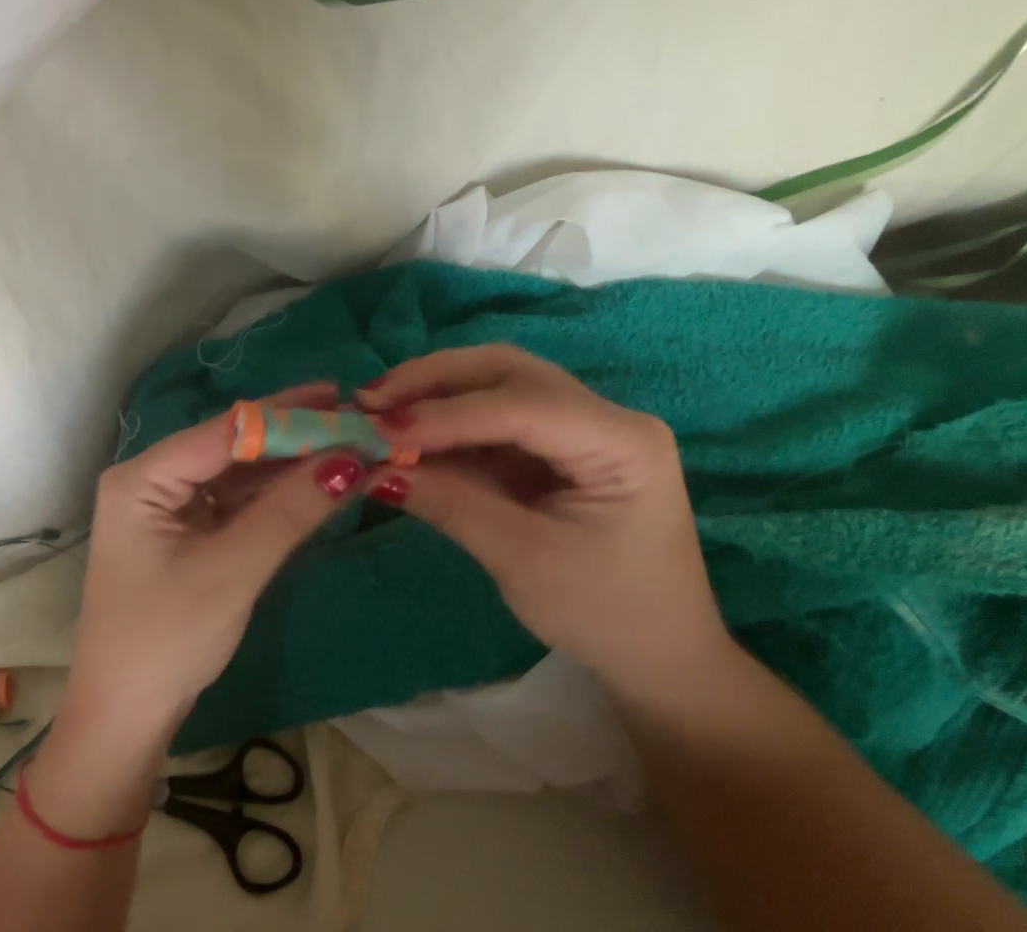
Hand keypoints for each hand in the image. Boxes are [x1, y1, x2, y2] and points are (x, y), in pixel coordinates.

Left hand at [68, 383, 367, 748]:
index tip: (346, 399)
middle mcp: (148, 482)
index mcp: (141, 479)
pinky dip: (272, 500)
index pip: (222, 432)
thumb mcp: (232, 570)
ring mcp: (165, 511)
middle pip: (228, 448)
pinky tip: (316, 485)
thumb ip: (289, 511)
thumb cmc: (168, 637)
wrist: (125, 712)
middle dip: (291, 437)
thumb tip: (352, 458)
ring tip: (350, 447)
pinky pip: (232, 506)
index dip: (286, 415)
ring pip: (234, 476)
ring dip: (287, 468)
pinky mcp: (182, 537)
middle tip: (357, 419)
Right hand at [356, 346, 733, 696]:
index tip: (378, 427)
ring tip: (376, 412)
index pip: (520, 405)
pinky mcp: (551, 450)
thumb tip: (371, 469)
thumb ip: (449, 503)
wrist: (656, 654)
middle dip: (433, 380)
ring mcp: (577, 430)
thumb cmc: (604, 612)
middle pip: (507, 371)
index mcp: (620, 442)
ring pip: (494, 385)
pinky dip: (443, 424)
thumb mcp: (522, 560)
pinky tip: (403, 435)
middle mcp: (603, 418)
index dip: (445, 412)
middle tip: (370, 402)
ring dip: (433, 394)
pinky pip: (489, 420)